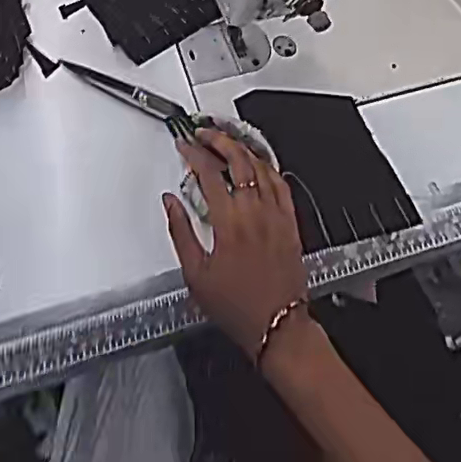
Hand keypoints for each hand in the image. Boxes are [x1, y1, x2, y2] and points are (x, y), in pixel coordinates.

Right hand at [163, 129, 307, 358]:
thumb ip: (180, 231)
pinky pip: (281, 184)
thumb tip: (170, 202)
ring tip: (226, 142)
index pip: (208, 172)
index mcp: (229, 222)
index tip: (184, 146)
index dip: (193, 153)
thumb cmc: (238, 307)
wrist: (278, 327)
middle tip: (204, 135)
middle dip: (218, 140)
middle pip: (238, 159)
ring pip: (261, 166)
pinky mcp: (290, 223)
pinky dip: (267, 167)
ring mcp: (275, 215)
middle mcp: (254, 213)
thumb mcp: (195, 273)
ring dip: (241, 148)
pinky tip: (258, 164)